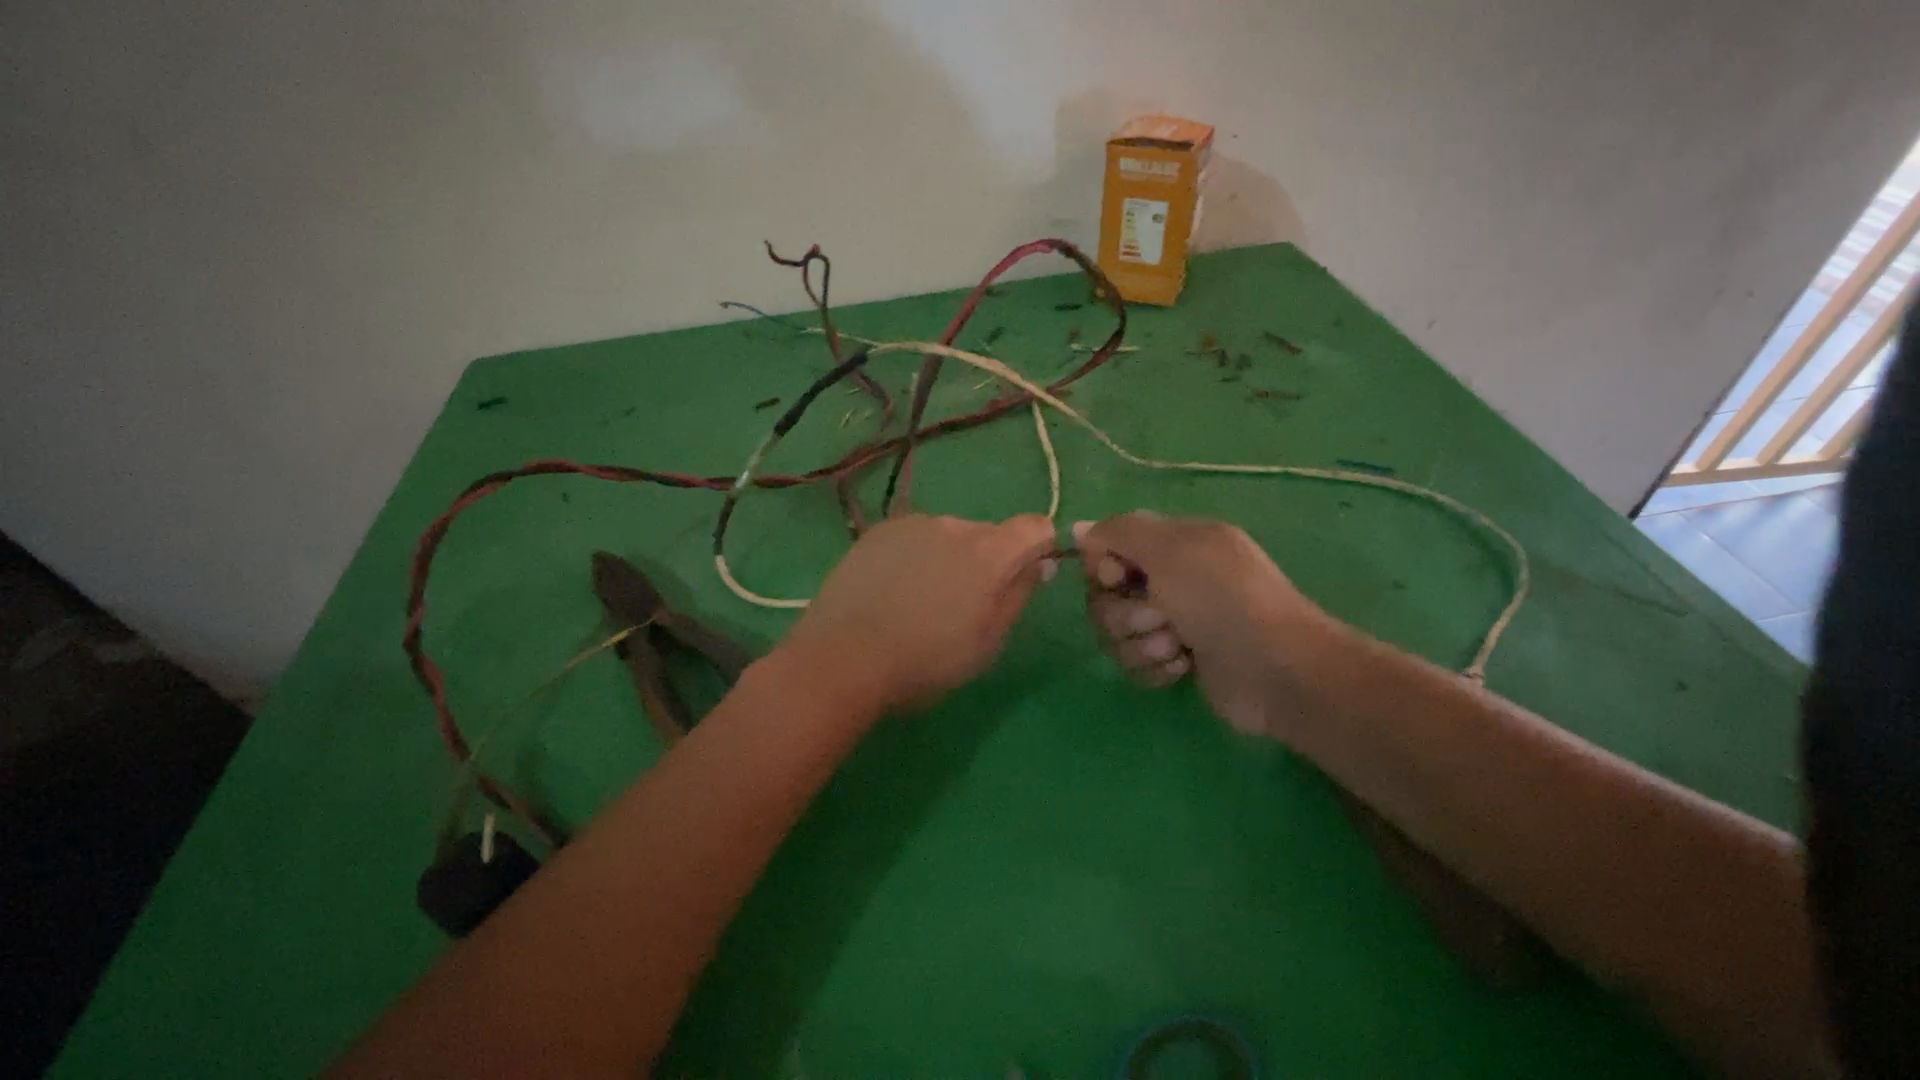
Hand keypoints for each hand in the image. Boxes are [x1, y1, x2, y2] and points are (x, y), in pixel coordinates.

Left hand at [779, 513, 1057, 712]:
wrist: (844, 657)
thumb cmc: (927, 661)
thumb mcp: (988, 642)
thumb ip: (1019, 595)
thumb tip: (1040, 563)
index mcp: (990, 553)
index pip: (1035, 527)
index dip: (1038, 548)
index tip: (1024, 578)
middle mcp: (954, 525)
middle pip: (989, 533)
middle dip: (989, 561)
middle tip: (965, 606)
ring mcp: (912, 525)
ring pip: (949, 535)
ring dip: (949, 558)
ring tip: (922, 601)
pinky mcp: (878, 532)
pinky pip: (914, 538)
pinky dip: (915, 557)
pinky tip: (894, 591)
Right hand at [1074, 511, 1333, 738]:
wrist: (1274, 669)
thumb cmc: (1223, 599)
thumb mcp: (1171, 549)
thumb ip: (1120, 532)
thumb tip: (1078, 528)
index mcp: (1176, 543)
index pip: (1110, 547)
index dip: (1103, 565)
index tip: (1117, 576)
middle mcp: (1173, 579)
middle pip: (1106, 596)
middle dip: (1123, 612)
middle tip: (1158, 617)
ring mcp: (1176, 623)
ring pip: (1118, 634)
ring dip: (1142, 643)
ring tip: (1178, 647)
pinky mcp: (1178, 662)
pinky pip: (1137, 664)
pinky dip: (1156, 667)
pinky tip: (1185, 666)